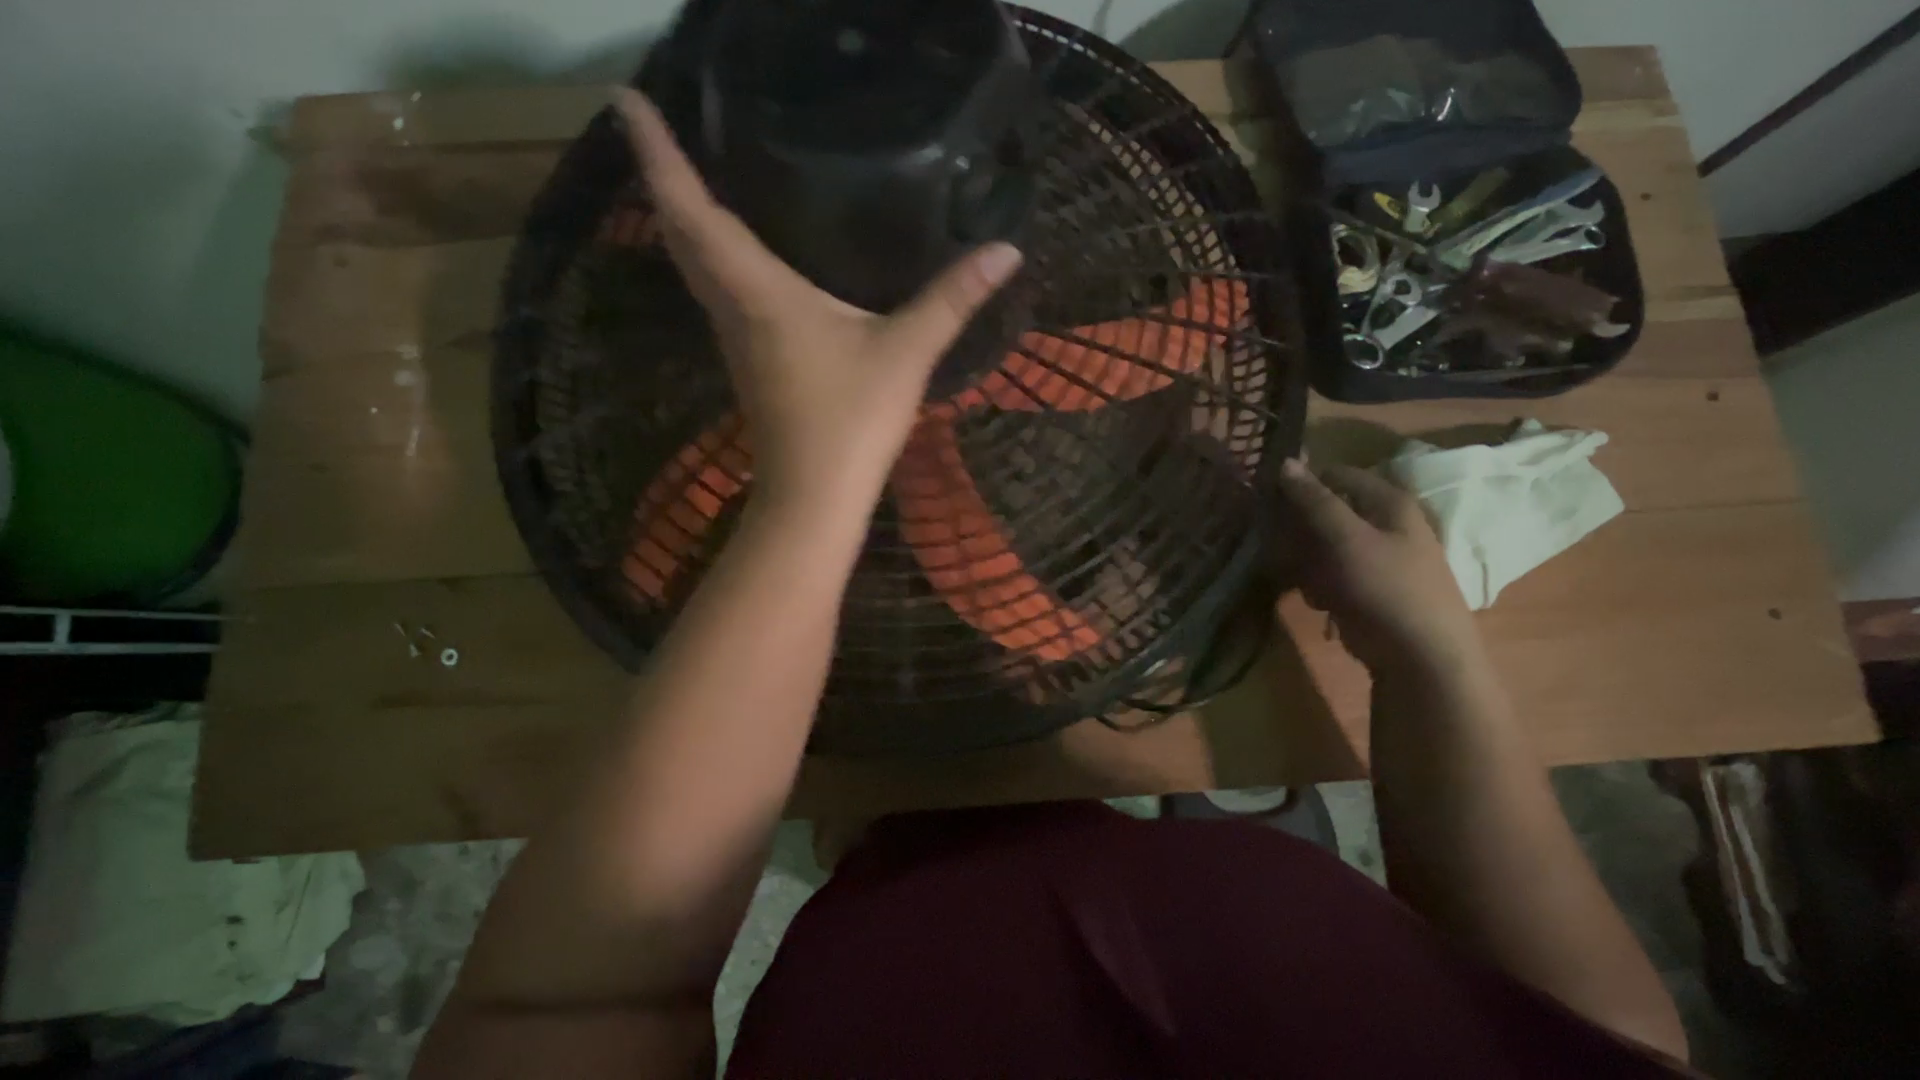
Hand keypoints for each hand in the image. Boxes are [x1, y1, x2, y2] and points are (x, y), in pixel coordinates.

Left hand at [611, 87, 1022, 508]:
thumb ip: (952, 298)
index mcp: (759, 292)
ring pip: (692, 265)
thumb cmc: (851, 422)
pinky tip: (733, 249)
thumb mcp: (907, 353)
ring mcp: (734, 337)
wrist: (813, 498)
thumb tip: (1007, 249)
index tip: (624, 101)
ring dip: (681, 217)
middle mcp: (732, 307)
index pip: (694, 211)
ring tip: (685, 170)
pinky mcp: (747, 360)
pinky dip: (709, 255)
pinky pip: (715, 290)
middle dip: (659, 176)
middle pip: (680, 233)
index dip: (657, 154)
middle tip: (652, 124)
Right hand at [1275, 459, 1481, 679]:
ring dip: (1307, 563)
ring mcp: (1381, 560)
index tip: (1267, 502)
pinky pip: (1334, 577)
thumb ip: (1315, 501)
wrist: (1422, 660)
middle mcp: (1388, 525)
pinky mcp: (1372, 591)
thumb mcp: (1346, 539)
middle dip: (1301, 531)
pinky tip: (1317, 602)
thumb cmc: (1386, 589)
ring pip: (1326, 547)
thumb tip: (1285, 461)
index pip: (1336, 475)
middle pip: (1329, 512)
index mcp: (1390, 502)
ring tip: (1303, 582)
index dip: (1302, 484)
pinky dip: (1321, 586)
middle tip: (1279, 548)